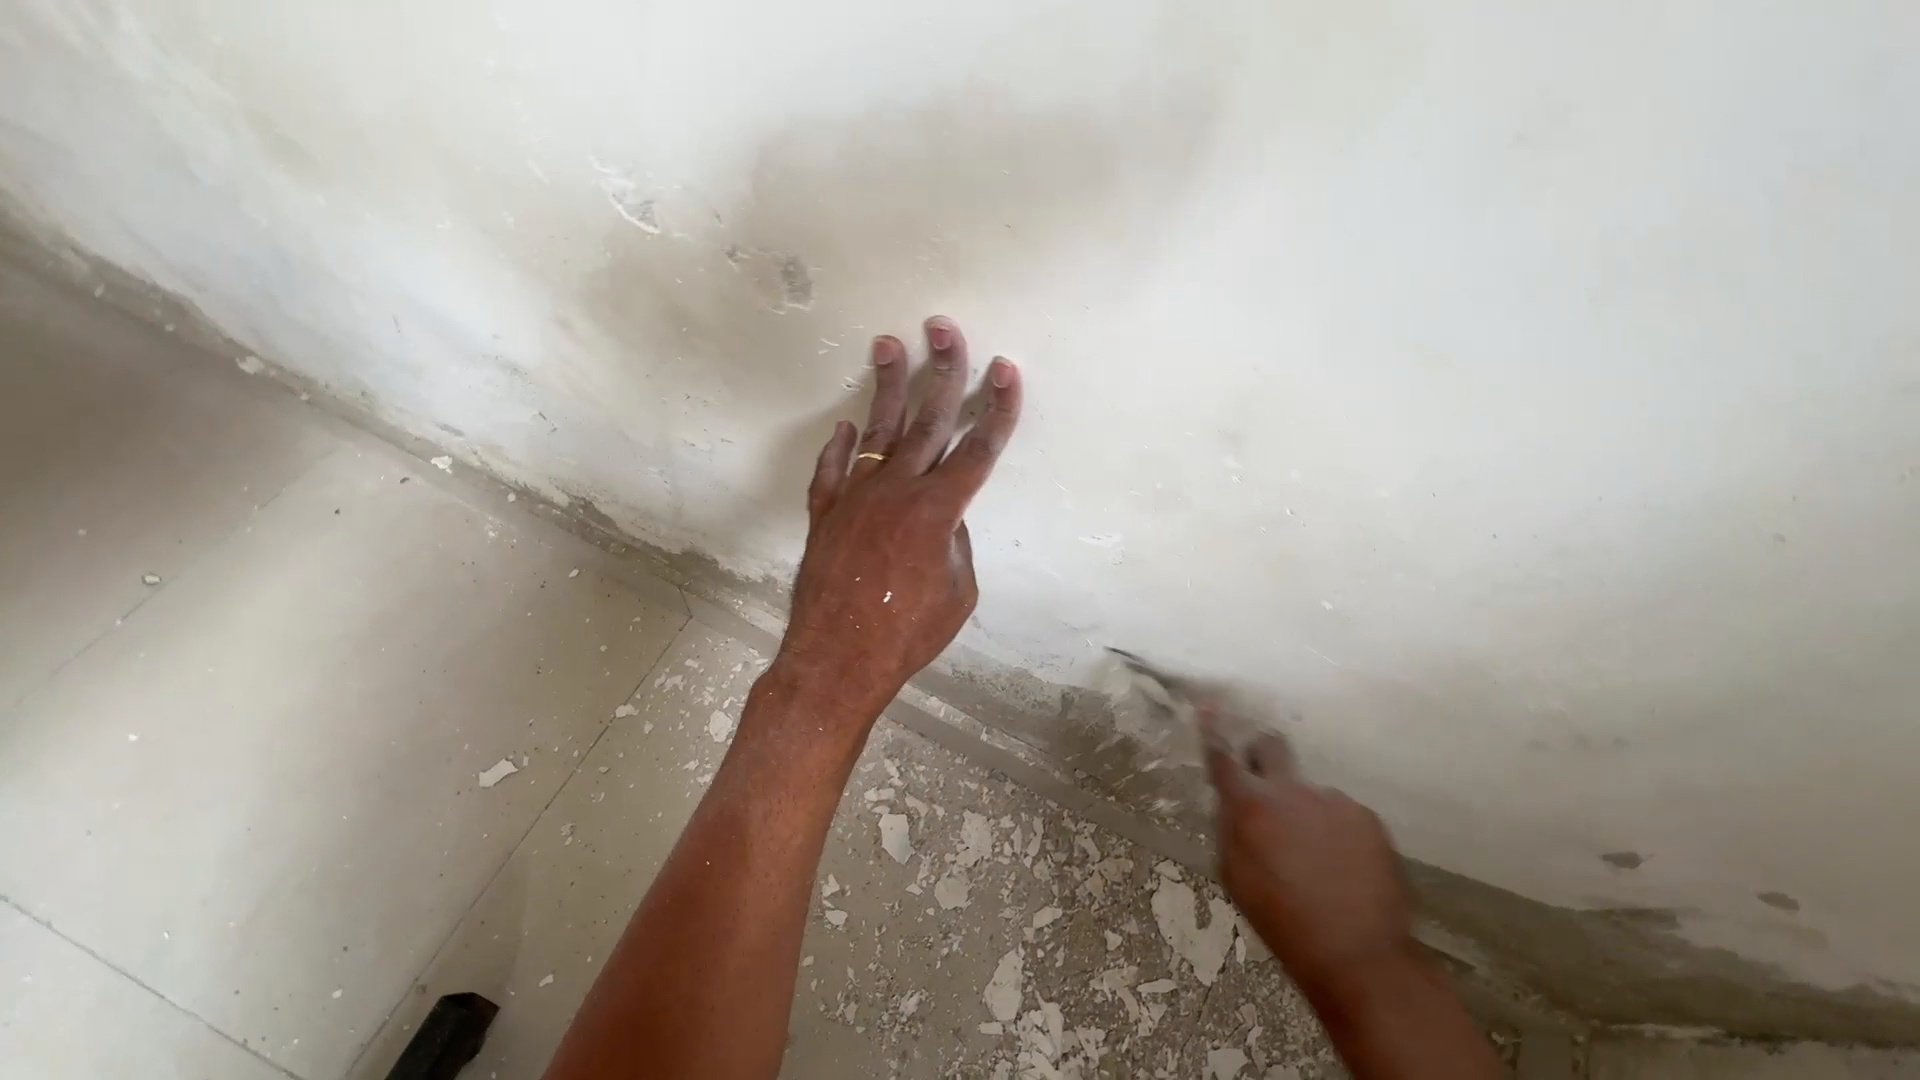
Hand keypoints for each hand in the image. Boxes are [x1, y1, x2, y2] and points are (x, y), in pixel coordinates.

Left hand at [774, 316, 1022, 721]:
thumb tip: (944, 519)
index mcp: (938, 511)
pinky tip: (845, 426)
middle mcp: (898, 491)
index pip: (978, 449)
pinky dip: (840, 446)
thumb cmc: (907, 634)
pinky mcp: (825, 512)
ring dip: (889, 386)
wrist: (837, 657)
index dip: (997, 408)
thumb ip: (956, 545)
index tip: (1006, 370)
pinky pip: (833, 468)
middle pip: (929, 420)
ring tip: (889, 344)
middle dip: (943, 370)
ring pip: (878, 430)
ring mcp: (856, 497)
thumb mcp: (958, 593)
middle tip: (944, 329)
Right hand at [1203, 717, 1416, 1001]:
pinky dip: (1337, 833)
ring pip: (1309, 792)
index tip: (1208, 704)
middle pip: (1272, 746)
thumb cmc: (1282, 921)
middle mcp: (1291, 792)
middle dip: (1263, 756)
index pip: (1223, 757)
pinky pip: (1342, 815)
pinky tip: (1343, 868)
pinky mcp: (1367, 818)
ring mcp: (1334, 801)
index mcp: (1250, 807)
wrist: (1358, 954)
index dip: (1213, 730)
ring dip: (1306, 812)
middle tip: (1266, 788)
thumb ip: (1231, 831)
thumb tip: (1233, 806)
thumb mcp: (1236, 878)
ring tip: (1317, 860)